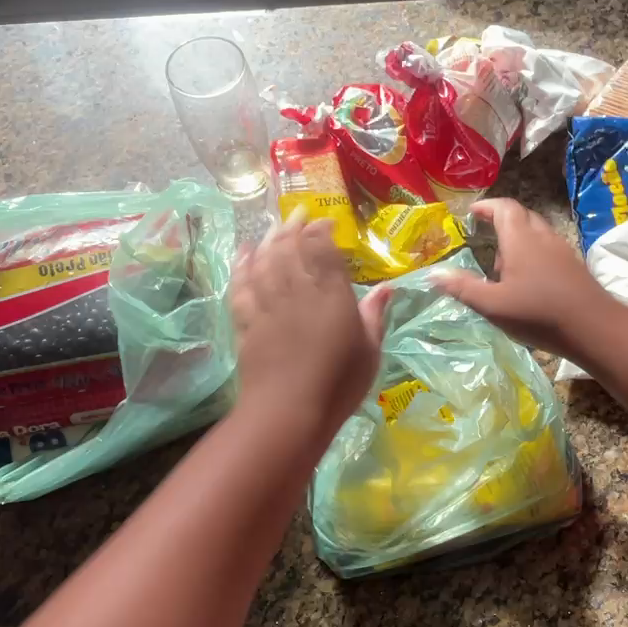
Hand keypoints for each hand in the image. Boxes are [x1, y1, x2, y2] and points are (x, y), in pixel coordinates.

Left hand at [229, 216, 390, 441]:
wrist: (287, 412)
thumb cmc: (338, 385)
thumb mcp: (370, 351)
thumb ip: (374, 315)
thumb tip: (387, 287)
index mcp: (331, 296)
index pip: (323, 251)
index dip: (321, 232)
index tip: (324, 223)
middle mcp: (297, 292)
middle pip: (289, 249)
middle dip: (292, 228)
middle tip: (295, 214)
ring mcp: (268, 306)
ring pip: (264, 262)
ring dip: (267, 241)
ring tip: (271, 227)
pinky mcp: (247, 323)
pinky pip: (241, 286)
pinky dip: (241, 267)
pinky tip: (242, 255)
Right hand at [432, 198, 619, 358]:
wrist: (594, 328)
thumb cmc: (538, 313)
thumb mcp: (493, 305)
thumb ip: (463, 288)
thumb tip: (434, 274)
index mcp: (520, 238)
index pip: (503, 207)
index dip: (486, 206)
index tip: (472, 213)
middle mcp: (542, 237)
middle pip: (521, 216)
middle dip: (501, 221)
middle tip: (484, 236)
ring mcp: (562, 250)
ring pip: (536, 233)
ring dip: (518, 239)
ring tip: (502, 265)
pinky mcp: (573, 266)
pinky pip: (548, 249)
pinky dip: (532, 253)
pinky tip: (527, 281)